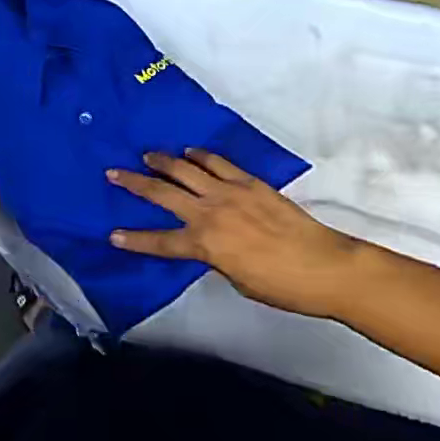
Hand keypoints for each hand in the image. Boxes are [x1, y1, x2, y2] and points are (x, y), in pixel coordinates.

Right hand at [108, 149, 371, 319]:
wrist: (327, 267)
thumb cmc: (283, 286)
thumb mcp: (239, 281)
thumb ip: (216, 258)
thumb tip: (209, 244)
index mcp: (205, 245)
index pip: (160, 242)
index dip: (134, 240)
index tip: (113, 234)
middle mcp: (209, 213)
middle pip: (162, 193)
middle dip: (134, 183)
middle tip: (114, 172)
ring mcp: (228, 192)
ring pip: (184, 169)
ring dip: (162, 161)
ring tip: (148, 155)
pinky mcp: (248, 182)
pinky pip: (216, 163)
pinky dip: (199, 156)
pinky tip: (190, 153)